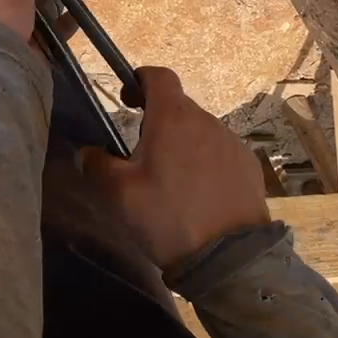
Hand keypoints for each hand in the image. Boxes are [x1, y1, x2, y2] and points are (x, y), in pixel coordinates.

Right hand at [82, 67, 269, 269]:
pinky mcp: (250, 166)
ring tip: (174, 180)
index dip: (141, 79)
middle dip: (158, 121)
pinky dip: (207, 161)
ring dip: (184, 143)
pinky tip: (201, 194)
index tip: (128, 99)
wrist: (231, 262)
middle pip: (178, 106)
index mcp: (172, 117)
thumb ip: (96, 166)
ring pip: (200, 130)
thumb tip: (87, 152)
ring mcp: (232, 143)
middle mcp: (206, 120)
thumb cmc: (168, 218)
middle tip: (143, 155)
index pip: (159, 75)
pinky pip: (221, 152)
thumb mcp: (119, 195)